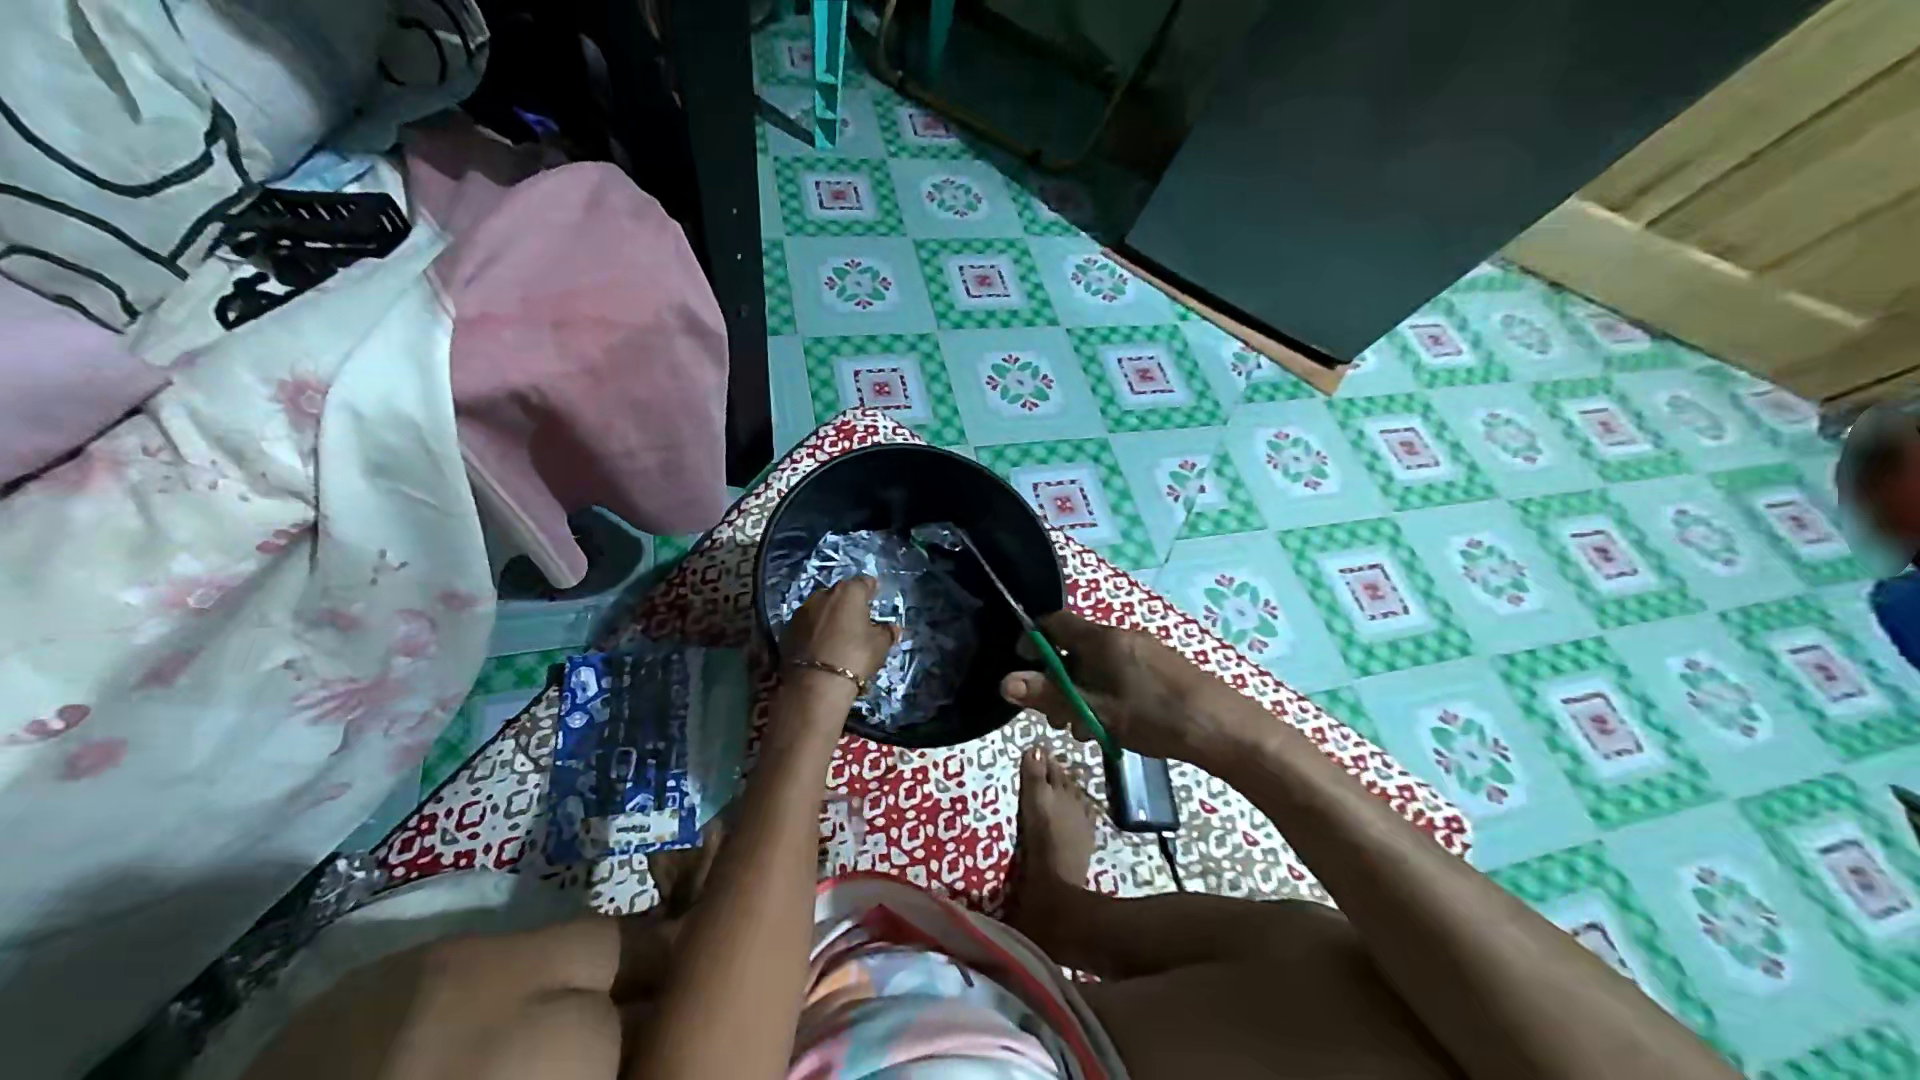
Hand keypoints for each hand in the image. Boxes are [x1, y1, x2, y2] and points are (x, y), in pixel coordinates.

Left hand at [781, 576, 899, 683]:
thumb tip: (892, 628)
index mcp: (848, 592)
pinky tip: (821, 646)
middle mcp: (823, 594)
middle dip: (848, 604)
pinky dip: (815, 631)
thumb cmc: (854, 656)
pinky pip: (808, 624)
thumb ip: (887, 632)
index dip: (871, 590)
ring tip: (838, 635)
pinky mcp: (787, 629)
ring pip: (821, 608)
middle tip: (858, 621)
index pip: (864, 582)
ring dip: (830, 617)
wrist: (814, 684)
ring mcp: (802, 611)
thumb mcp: (880, 645)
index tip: (875, 599)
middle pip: (840, 594)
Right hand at [999, 611, 1254, 764]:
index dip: (1033, 641)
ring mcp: (1144, 649)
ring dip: (1081, 692)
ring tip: (1084, 730)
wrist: (1224, 729)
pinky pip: (1119, 671)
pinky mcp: (1160, 666)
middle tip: (1055, 717)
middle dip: (1058, 679)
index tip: (1022, 668)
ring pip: (1097, 664)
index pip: (1054, 622)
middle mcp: (1121, 635)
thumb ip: (1050, 696)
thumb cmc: (1154, 716)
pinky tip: (1113, 725)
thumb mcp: (1096, 711)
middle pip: (1075, 647)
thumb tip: (1005, 683)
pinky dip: (1105, 692)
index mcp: (1102, 637)